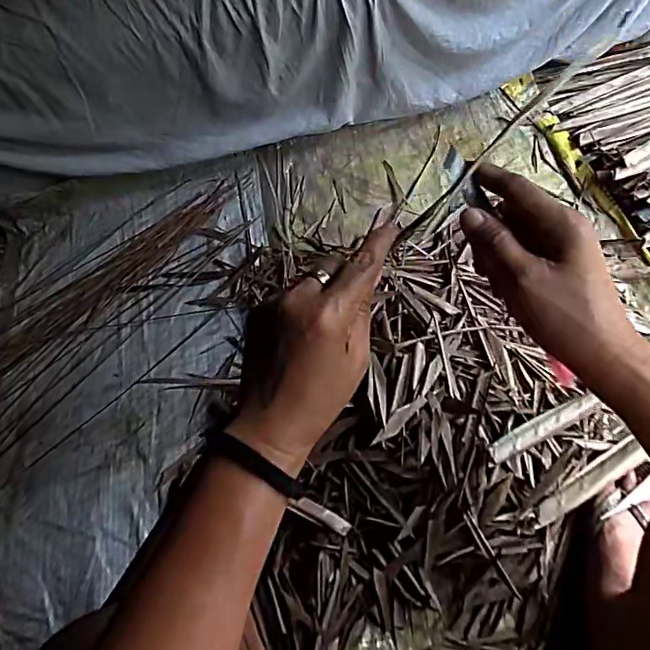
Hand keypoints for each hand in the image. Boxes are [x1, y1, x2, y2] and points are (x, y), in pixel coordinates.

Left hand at [228, 219, 399, 473]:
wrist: (269, 423)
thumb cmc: (323, 398)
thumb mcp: (357, 359)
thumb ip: (362, 314)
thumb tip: (366, 282)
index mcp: (330, 313)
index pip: (361, 267)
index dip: (379, 244)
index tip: (391, 226)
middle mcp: (300, 297)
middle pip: (331, 265)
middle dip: (344, 275)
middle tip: (349, 305)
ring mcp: (275, 301)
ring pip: (309, 279)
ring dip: (320, 291)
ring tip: (318, 330)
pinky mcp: (258, 307)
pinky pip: (289, 294)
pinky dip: (300, 304)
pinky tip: (297, 335)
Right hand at [459, 164, 638, 384]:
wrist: (606, 357)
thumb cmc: (567, 317)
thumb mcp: (524, 279)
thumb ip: (495, 242)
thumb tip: (468, 212)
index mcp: (561, 222)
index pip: (518, 188)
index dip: (490, 178)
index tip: (463, 170)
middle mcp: (564, 228)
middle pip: (514, 214)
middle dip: (490, 232)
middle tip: (477, 259)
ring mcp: (563, 247)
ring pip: (517, 236)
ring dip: (498, 253)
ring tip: (496, 283)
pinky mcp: (560, 266)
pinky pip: (526, 254)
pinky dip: (510, 267)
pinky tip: (507, 290)